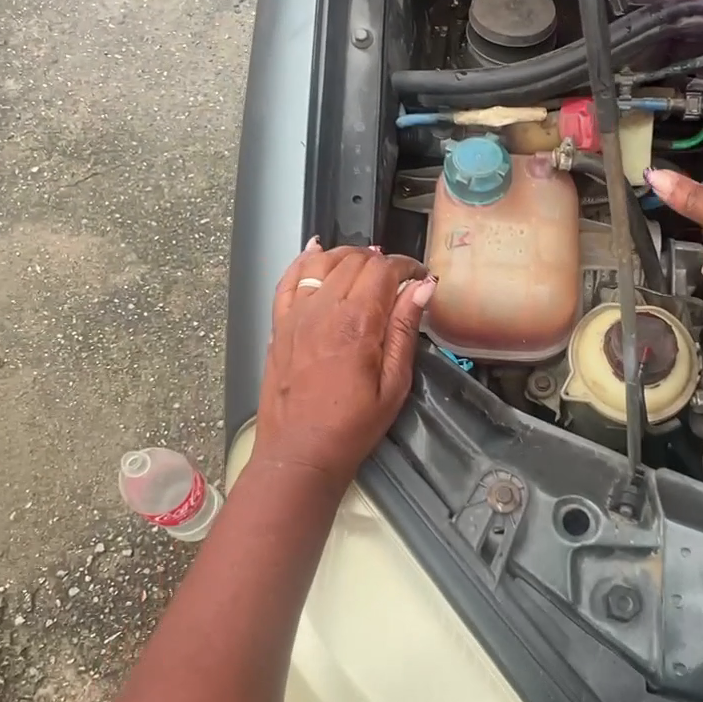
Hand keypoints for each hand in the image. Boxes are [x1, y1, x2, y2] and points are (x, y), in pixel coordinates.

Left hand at [252, 240, 435, 488]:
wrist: (299, 451)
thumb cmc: (353, 426)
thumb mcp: (394, 385)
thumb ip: (405, 330)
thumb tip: (422, 288)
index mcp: (358, 324)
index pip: (384, 270)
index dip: (408, 267)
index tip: (421, 278)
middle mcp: (324, 309)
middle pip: (355, 260)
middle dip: (382, 261)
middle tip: (399, 280)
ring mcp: (296, 314)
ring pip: (324, 261)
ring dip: (350, 256)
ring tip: (368, 266)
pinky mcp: (280, 324)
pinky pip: (289, 277)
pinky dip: (304, 259)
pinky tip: (317, 250)